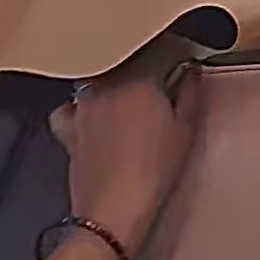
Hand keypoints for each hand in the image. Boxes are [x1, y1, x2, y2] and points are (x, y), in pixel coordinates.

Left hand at [49, 70, 201, 253]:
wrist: (114, 209)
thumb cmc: (158, 166)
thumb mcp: (185, 129)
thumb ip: (190, 92)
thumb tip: (192, 68)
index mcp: (141, 78)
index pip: (160, 51)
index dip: (176, 54)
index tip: (186, 62)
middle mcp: (108, 83)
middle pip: (127, 62)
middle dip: (146, 65)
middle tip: (162, 82)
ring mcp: (83, 105)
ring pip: (99, 80)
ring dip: (114, 83)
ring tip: (128, 99)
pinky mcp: (67, 129)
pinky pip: (70, 108)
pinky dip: (79, 108)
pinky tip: (90, 117)